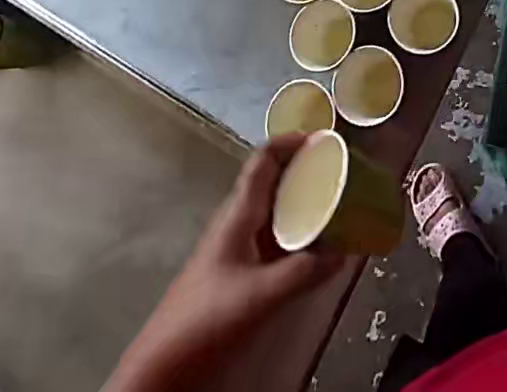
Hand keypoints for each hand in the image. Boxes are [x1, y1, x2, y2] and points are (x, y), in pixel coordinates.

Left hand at [105, 135, 343, 391]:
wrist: (161, 369)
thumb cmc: (205, 320)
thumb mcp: (260, 296)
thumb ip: (304, 272)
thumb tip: (345, 251)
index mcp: (238, 214)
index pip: (263, 160)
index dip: (291, 141)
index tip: (324, 138)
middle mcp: (237, 223)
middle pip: (273, 180)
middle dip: (305, 169)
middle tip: (341, 169)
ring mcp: (236, 248)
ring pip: (275, 209)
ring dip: (304, 201)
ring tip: (339, 202)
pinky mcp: (238, 272)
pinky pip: (274, 237)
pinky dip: (298, 232)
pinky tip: (318, 248)